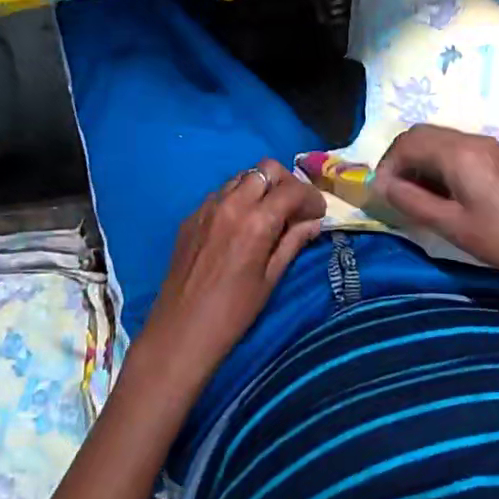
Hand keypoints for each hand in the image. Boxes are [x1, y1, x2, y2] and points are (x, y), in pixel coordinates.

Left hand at [132, 160, 326, 393]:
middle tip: (294, 208)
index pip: (292, 189)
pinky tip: (240, 225)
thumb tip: (313, 222)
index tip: (317, 213)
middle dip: (286, 183)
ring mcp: (206, 207)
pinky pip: (220, 194)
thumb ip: (293, 242)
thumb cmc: (233, 312)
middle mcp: (231, 203)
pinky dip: (237, 199)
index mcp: (256, 221)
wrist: (181, 329)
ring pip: (241, 177)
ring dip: (260, 188)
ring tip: (268, 214)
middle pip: (266, 169)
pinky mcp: (190, 216)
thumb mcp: (271, 278)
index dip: (311, 197)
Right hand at [375, 124, 498, 306]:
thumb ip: (411, 201)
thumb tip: (383, 185)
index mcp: (460, 153)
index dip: (388, 164)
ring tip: (416, 197)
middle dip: (402, 159)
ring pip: (443, 142)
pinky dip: (443, 166)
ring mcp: (493, 149)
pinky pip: (462, 152)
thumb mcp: (451, 226)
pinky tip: (445, 195)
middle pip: (424, 136)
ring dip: (422, 162)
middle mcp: (475, 141)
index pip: (408, 142)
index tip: (381, 193)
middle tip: (394, 192)